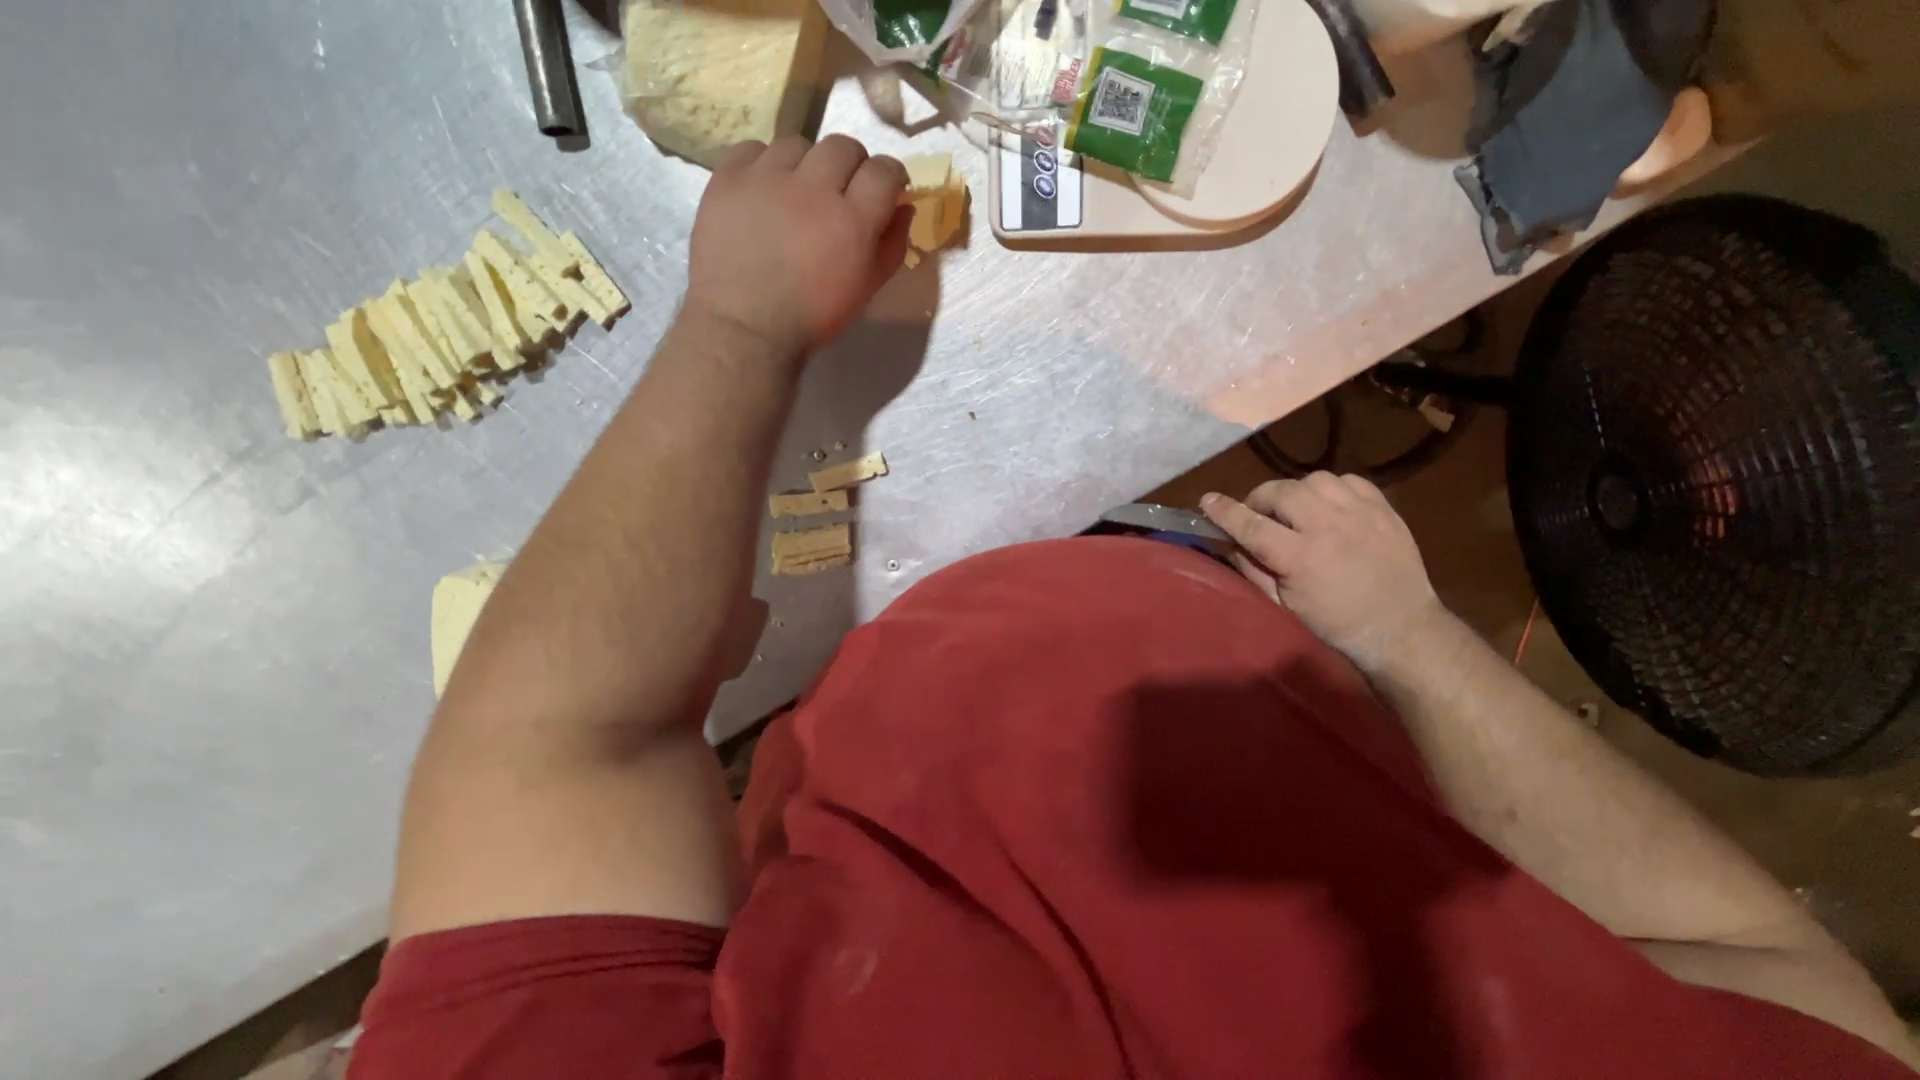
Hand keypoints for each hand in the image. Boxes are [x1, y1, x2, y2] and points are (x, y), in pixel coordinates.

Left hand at [683, 135, 911, 358]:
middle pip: (843, 146)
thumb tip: (903, 207)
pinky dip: (762, 165)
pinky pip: (752, 149)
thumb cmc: (812, 318)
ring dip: (804, 164)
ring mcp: (767, 179)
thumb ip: (892, 246)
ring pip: (797, 144)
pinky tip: (762, 191)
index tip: (885, 189)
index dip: (890, 176)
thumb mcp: (865, 290)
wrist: (744, 329)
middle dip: (850, 165)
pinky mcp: (728, 180)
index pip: (884, 170)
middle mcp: (813, 189)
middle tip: (840, 190)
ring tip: (795, 192)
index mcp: (853, 220)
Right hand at [1201, 472, 1448, 674]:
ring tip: (1297, 510)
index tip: (1207, 501)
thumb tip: (1234, 541)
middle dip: (1261, 499)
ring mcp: (1360, 513)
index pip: (1251, 525)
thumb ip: (1254, 569)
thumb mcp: (1284, 603)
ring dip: (1297, 492)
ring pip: (1314, 480)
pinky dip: (1331, 489)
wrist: (1399, 626)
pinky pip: (1348, 480)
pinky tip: (1329, 507)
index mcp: (1300, 557)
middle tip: (1259, 514)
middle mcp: (1328, 527)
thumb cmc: (1335, 622)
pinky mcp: (1383, 508)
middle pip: (1281, 492)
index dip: (1225, 511)